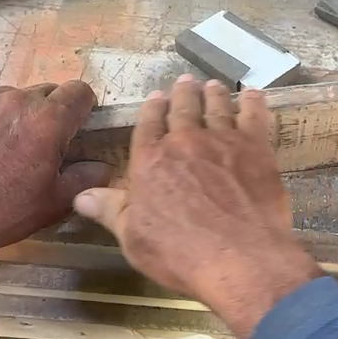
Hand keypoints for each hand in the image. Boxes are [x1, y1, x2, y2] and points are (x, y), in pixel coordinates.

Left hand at [0, 82, 112, 289]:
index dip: (81, 107)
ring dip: (11, 116)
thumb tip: (103, 165)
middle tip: (34, 146)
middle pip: (44, 93)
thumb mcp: (54, 203)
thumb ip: (87, 178)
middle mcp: (15, 99)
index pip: (79, 91)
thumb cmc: (2, 212)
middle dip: (46, 115)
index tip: (74, 125)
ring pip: (8, 97)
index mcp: (47, 121)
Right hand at [73, 75, 322, 338]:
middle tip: (185, 82)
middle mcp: (185, 142)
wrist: (238, 256)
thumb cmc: (179, 254)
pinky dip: (252, 102)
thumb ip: (110, 211)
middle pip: (183, 110)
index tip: (155, 97)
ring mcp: (223, 141)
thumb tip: (80, 196)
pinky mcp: (257, 149)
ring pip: (217, 108)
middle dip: (183, 94)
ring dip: (213, 94)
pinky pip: (254, 116)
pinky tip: (252, 94)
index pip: (148, 126)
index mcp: (150, 161)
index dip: (152, 110)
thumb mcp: (133, 237)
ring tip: (212, 85)